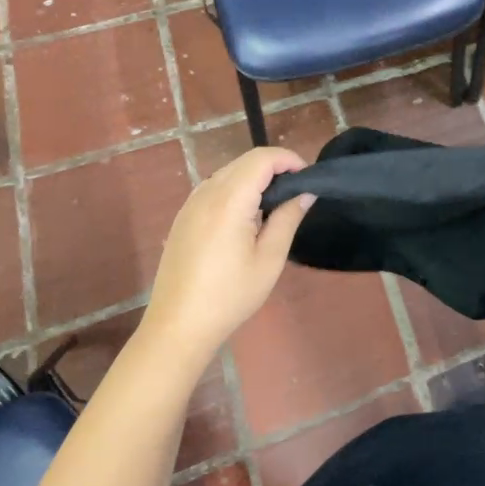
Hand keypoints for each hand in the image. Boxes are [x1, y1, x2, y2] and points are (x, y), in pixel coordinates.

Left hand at [141, 147, 313, 359]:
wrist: (177, 327)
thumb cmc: (229, 296)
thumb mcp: (269, 259)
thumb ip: (288, 218)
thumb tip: (305, 192)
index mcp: (229, 200)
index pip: (262, 158)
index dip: (288, 160)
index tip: (307, 179)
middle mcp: (206, 193)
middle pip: (245, 161)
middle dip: (274, 167)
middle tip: (295, 193)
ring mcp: (190, 204)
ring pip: (229, 172)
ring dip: (254, 177)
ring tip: (273, 206)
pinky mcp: (183, 217)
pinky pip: (214, 187)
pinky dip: (236, 189)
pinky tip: (245, 218)